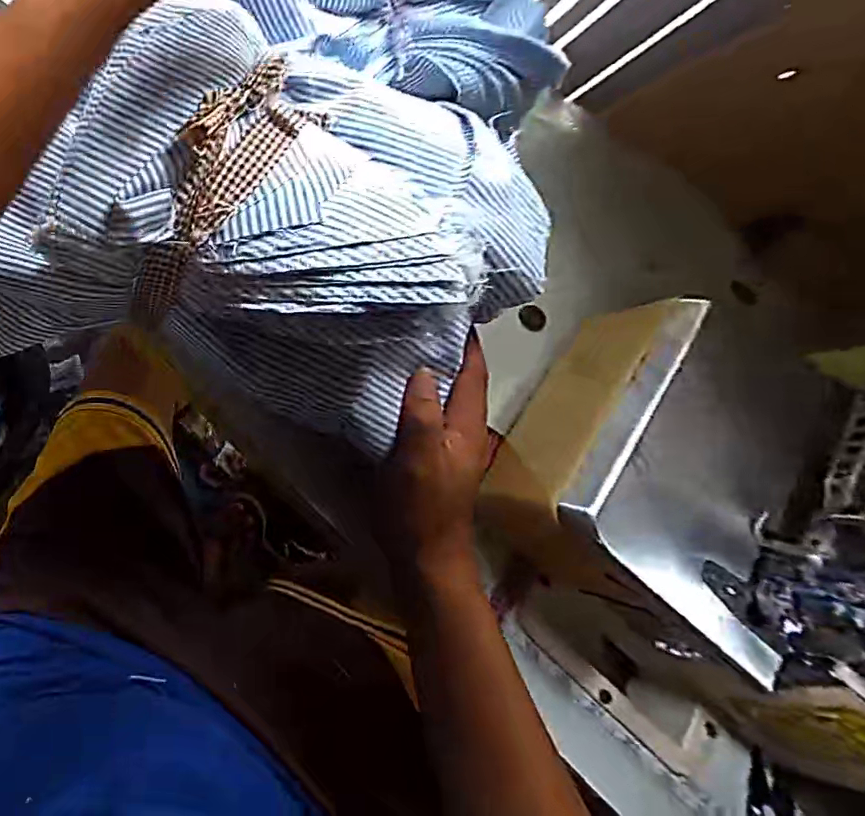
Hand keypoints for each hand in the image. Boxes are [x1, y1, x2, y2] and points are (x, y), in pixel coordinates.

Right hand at [380, 332, 494, 578]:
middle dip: (446, 350)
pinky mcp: (428, 455)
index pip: (474, 373)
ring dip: (429, 371)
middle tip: (417, 319)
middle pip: (460, 381)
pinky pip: (423, 412)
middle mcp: (463, 430)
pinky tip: (390, 387)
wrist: (422, 554)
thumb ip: (423, 411)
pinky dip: (412, 393)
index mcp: (469, 426)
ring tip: (401, 343)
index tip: (453, 309)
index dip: (467, 342)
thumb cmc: (422, 505)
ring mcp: (446, 444)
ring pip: (441, 396)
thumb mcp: (419, 455)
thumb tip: (424, 368)